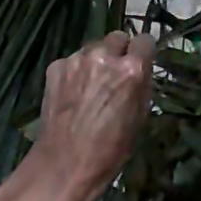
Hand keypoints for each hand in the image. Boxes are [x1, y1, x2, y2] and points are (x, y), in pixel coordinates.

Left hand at [35, 31, 154, 200]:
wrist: (65, 163)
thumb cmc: (111, 148)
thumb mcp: (140, 116)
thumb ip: (141, 84)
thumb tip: (140, 68)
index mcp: (131, 69)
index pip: (145, 40)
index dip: (143, 52)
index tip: (140, 62)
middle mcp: (104, 56)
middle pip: (117, 38)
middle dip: (119, 51)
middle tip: (115, 73)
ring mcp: (76, 59)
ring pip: (93, 48)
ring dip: (96, 61)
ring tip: (91, 87)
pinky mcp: (56, 66)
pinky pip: (72, 61)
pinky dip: (75, 72)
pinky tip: (72, 94)